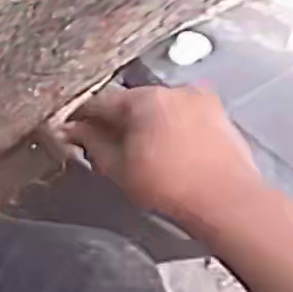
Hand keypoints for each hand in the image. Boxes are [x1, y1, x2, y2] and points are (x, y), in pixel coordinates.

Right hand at [60, 85, 265, 229]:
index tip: (68, 133)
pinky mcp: (218, 115)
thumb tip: (72, 130)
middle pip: (129, 102)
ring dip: (137, 125)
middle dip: (111, 122)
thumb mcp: (114, 165)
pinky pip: (177, 116)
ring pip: (155, 109)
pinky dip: (162, 128)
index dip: (78, 119)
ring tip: (128, 152)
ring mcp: (201, 101)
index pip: (99, 102)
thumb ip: (89, 141)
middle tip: (96, 146)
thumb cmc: (166, 184)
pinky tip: (156, 152)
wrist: (224, 200)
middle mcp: (176, 91)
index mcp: (146, 99)